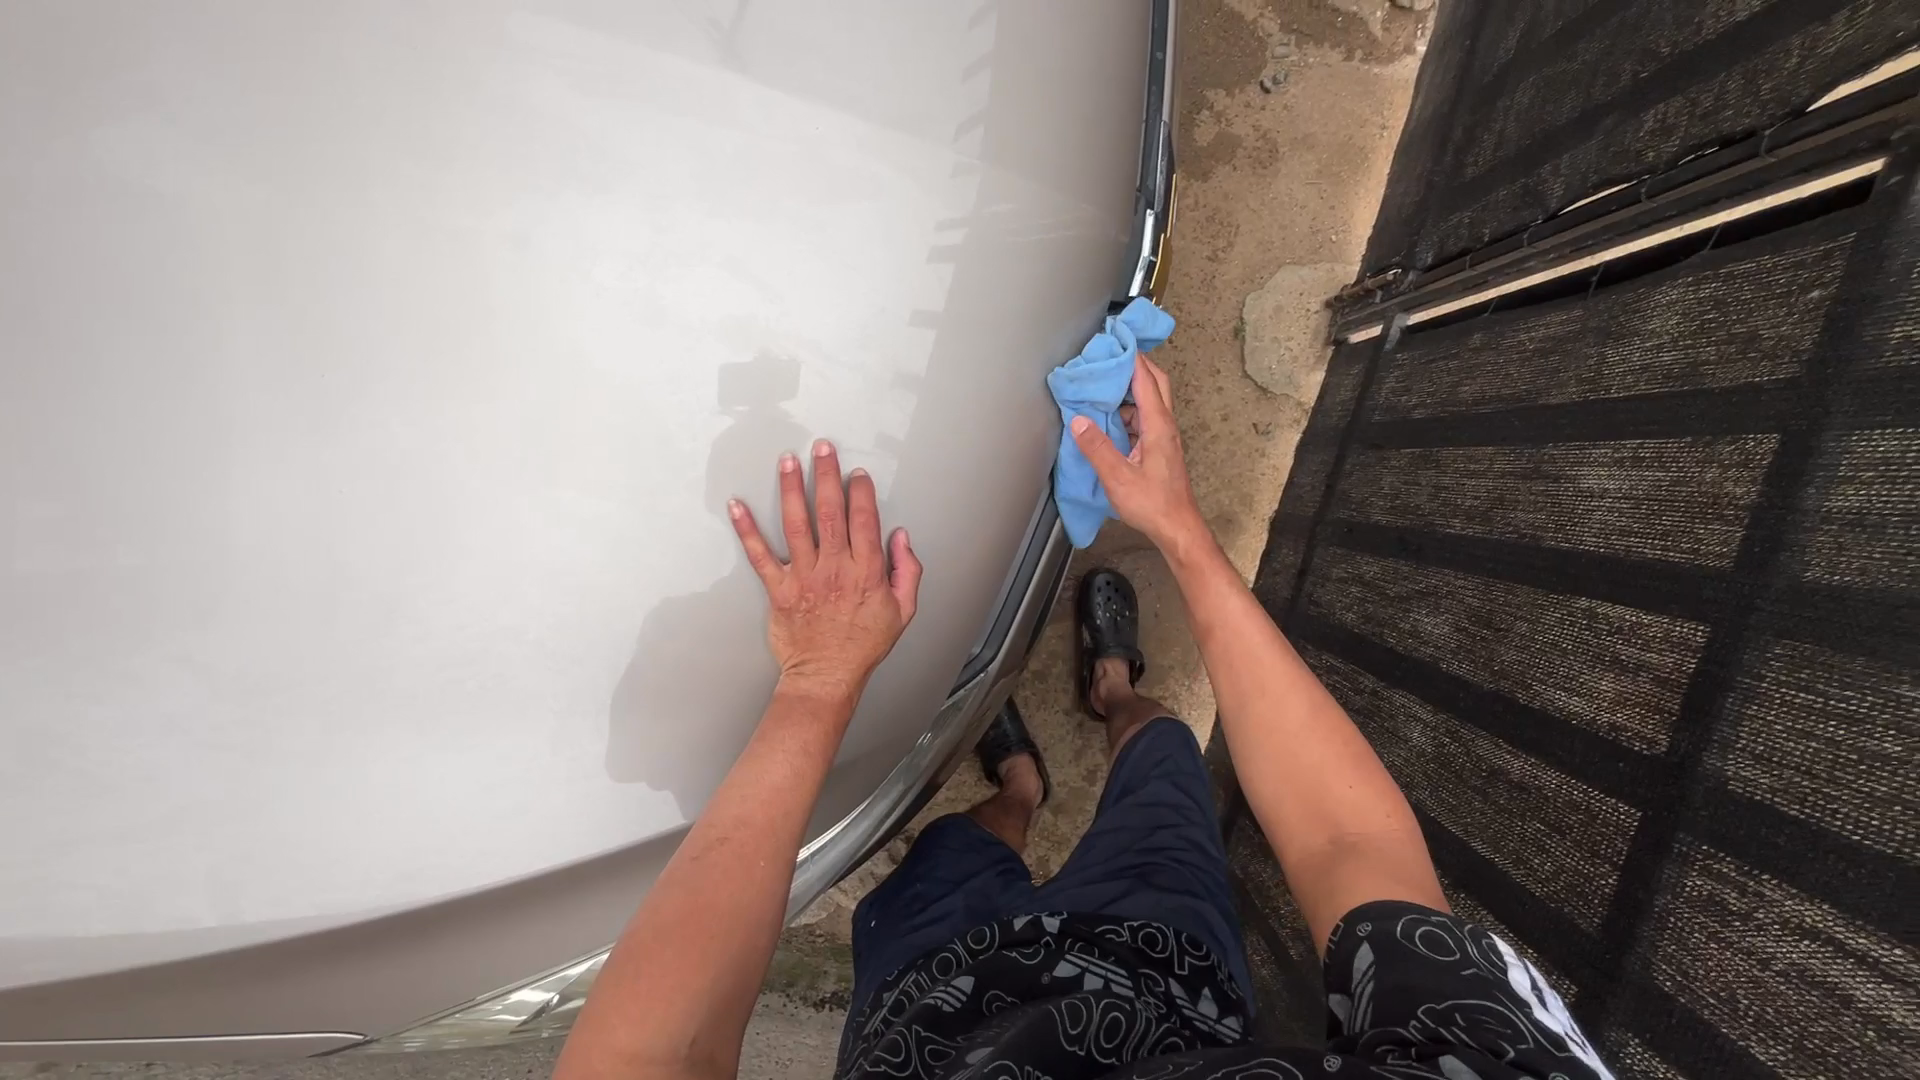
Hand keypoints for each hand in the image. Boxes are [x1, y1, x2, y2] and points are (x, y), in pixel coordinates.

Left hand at [729, 440, 922, 705]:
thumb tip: (901, 538)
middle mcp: (835, 569)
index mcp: (866, 572)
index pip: (864, 521)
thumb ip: (907, 571)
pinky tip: (738, 506)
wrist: (827, 675)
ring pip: (797, 524)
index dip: (861, 492)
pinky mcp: (779, 589)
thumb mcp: (903, 611)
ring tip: (788, 461)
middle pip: (831, 512)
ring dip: (792, 489)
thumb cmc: (863, 645)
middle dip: (827, 476)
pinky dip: (747, 530)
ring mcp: (804, 577)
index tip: (857, 473)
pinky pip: (760, 555)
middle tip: (823, 448)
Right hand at [1069, 354, 1207, 551]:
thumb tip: (1078, 422)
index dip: (1130, 357)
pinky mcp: (1158, 450)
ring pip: (1146, 403)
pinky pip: (1142, 421)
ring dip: (1126, 392)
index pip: (1146, 380)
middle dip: (1132, 367)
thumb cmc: (1153, 505)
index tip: (1114, 341)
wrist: (1177, 528)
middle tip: (1109, 358)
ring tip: (1100, 389)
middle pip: (1153, 384)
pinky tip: (1107, 422)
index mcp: (1158, 426)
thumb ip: (1097, 448)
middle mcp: (1164, 427)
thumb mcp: (1118, 477)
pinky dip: (1125, 413)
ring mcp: (1163, 438)